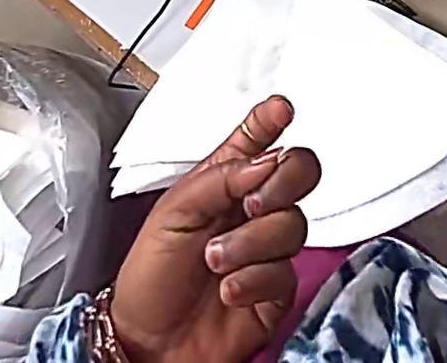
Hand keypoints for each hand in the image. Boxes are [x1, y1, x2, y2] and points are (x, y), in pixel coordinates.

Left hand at [110, 96, 321, 362]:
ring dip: (251, 242)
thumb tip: (267, 160)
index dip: (272, 117)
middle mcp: (253, 205)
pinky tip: (228, 288)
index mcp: (226, 177)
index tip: (281, 108)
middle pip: (299, 169)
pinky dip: (254, 279)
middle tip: (251, 201)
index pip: (256, 136)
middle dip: (283, 179)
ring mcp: (268, 245)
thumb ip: (221, 179)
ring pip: (292, 222)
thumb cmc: (152, 272)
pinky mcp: (276, 288)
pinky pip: (286, 272)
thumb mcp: (174, 212)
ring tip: (216, 260)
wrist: (147, 343)